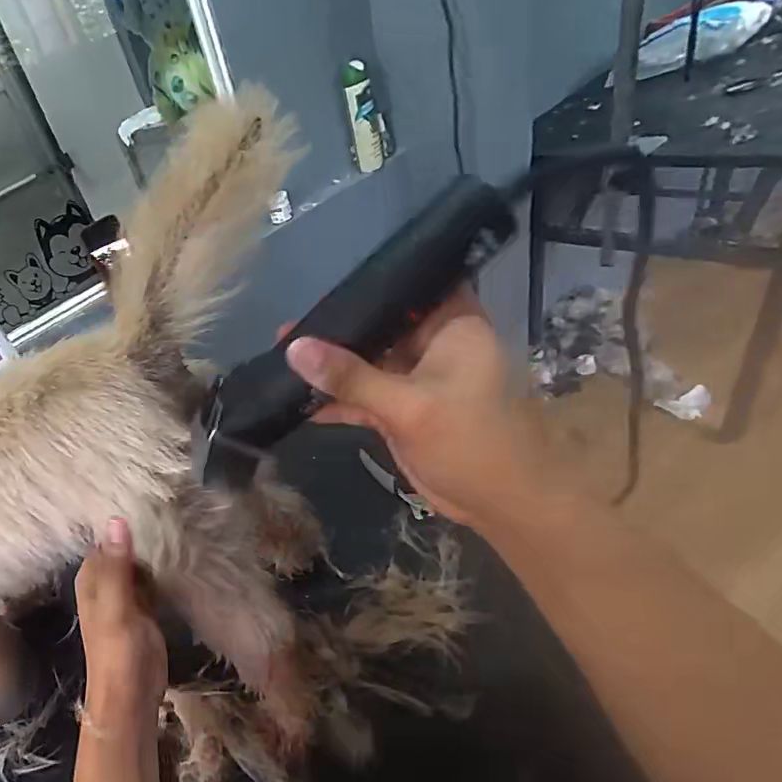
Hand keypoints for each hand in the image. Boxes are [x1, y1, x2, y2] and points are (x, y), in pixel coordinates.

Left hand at [75, 518, 167, 737]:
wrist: (132, 698)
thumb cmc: (116, 654)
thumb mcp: (115, 607)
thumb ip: (116, 565)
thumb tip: (116, 519)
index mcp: (92, 578)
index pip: (105, 536)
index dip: (123, 518)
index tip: (150, 493)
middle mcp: (108, 582)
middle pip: (125, 546)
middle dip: (144, 529)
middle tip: (173, 502)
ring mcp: (128, 595)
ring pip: (142, 561)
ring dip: (156, 546)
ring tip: (181, 517)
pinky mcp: (147, 607)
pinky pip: (155, 577)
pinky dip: (165, 566)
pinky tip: (183, 550)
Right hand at [283, 287, 571, 530]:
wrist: (501, 503)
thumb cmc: (470, 441)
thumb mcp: (408, 406)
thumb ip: (351, 377)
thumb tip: (295, 348)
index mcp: (452, 325)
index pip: (412, 284)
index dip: (374, 278)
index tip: (329, 280)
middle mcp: (434, 344)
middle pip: (380, 324)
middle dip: (338, 327)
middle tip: (289, 325)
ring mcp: (416, 378)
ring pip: (368, 362)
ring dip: (332, 366)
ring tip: (281, 355)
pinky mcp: (403, 408)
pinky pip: (365, 394)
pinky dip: (339, 399)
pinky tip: (299, 399)